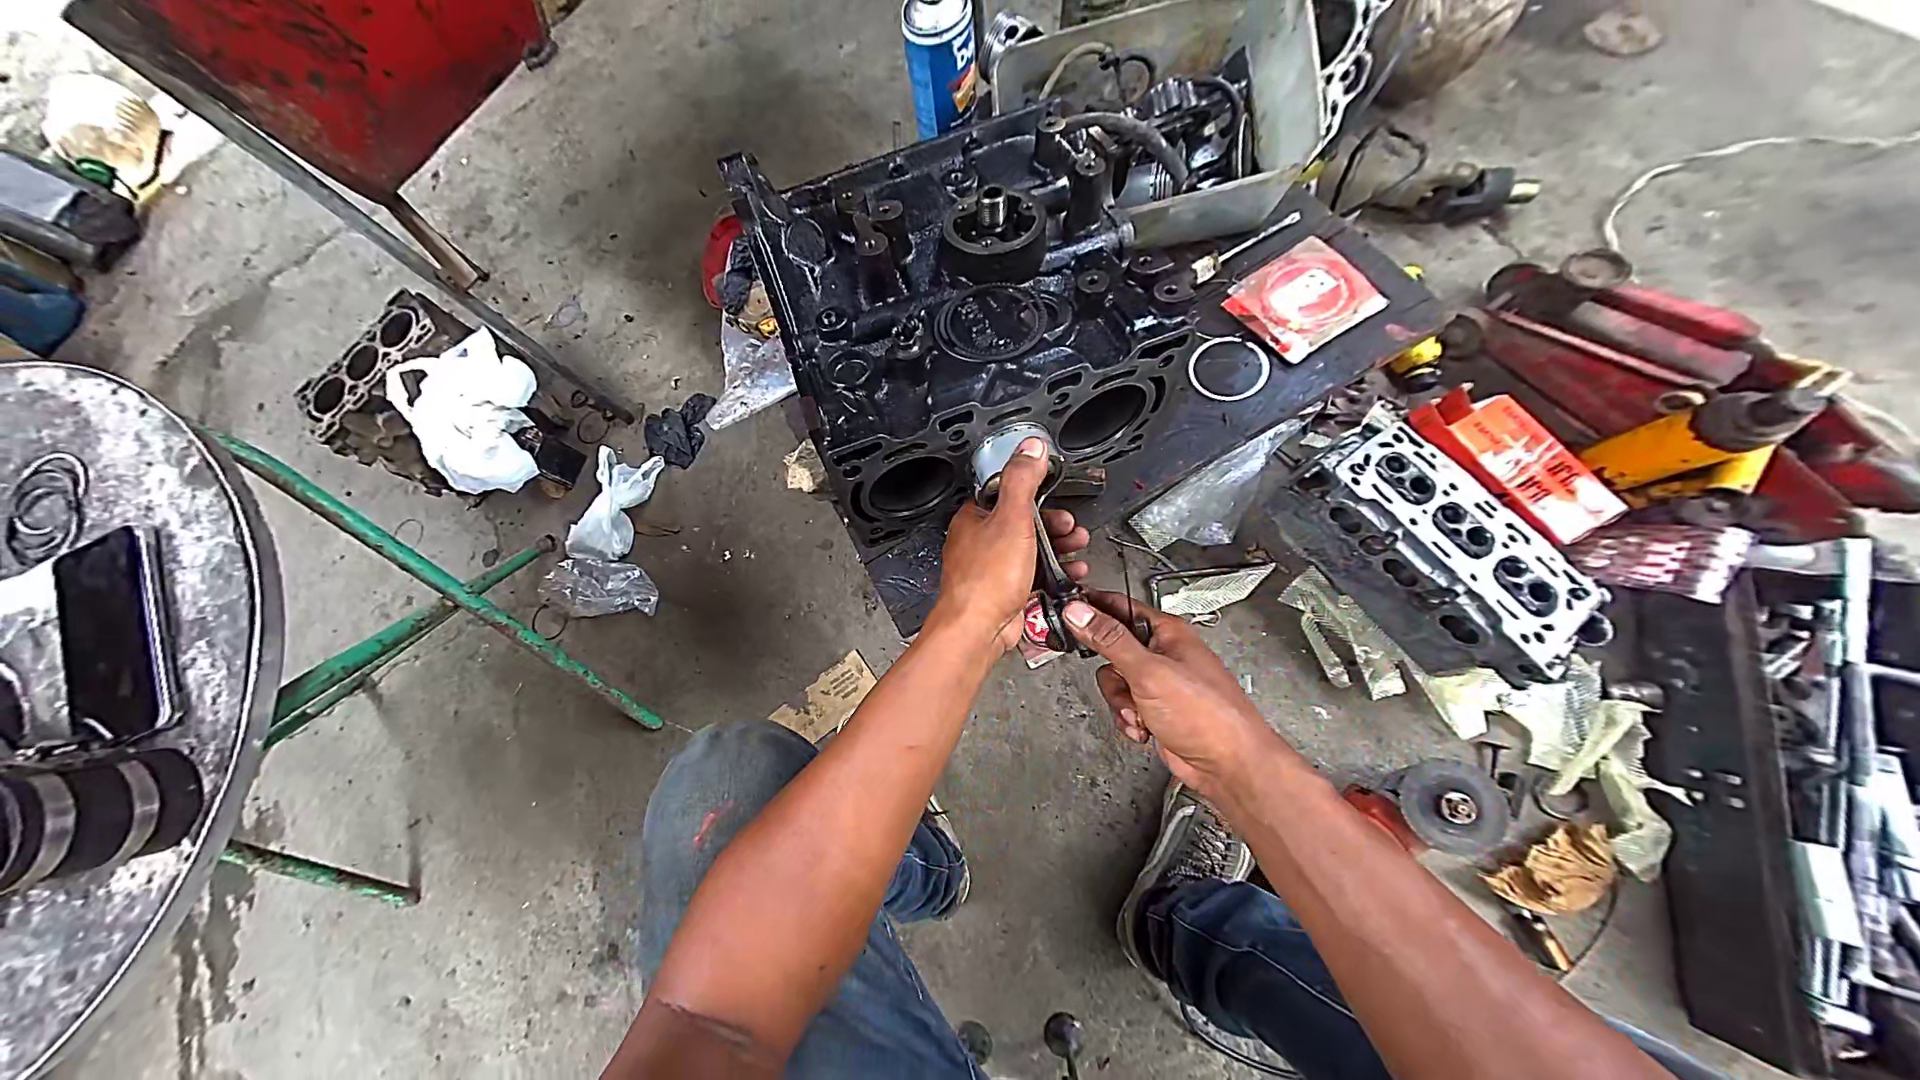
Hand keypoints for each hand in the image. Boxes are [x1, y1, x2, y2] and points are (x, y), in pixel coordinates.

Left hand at [930, 438, 1089, 650]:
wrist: (978, 629)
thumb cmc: (985, 580)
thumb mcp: (1012, 519)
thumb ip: (1022, 480)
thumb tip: (1030, 448)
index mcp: (974, 519)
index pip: (1007, 494)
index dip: (1037, 495)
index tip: (1056, 500)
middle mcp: (980, 542)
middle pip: (1024, 523)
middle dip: (1054, 525)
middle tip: (1071, 529)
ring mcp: (991, 568)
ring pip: (1030, 550)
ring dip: (1058, 549)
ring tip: (1076, 550)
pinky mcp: (1003, 591)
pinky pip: (1033, 575)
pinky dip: (1053, 573)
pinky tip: (1068, 574)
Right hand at [1064, 590, 1283, 797]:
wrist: (1228, 766)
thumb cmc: (1209, 716)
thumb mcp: (1148, 671)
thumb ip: (1110, 640)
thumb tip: (1081, 612)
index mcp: (1167, 633)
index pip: (1120, 607)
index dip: (1093, 608)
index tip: (1070, 614)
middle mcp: (1163, 654)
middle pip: (1111, 649)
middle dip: (1111, 674)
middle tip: (1120, 681)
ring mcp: (1159, 683)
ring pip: (1114, 681)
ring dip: (1120, 702)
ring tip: (1139, 713)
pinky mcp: (1155, 708)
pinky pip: (1124, 705)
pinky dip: (1128, 719)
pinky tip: (1145, 728)